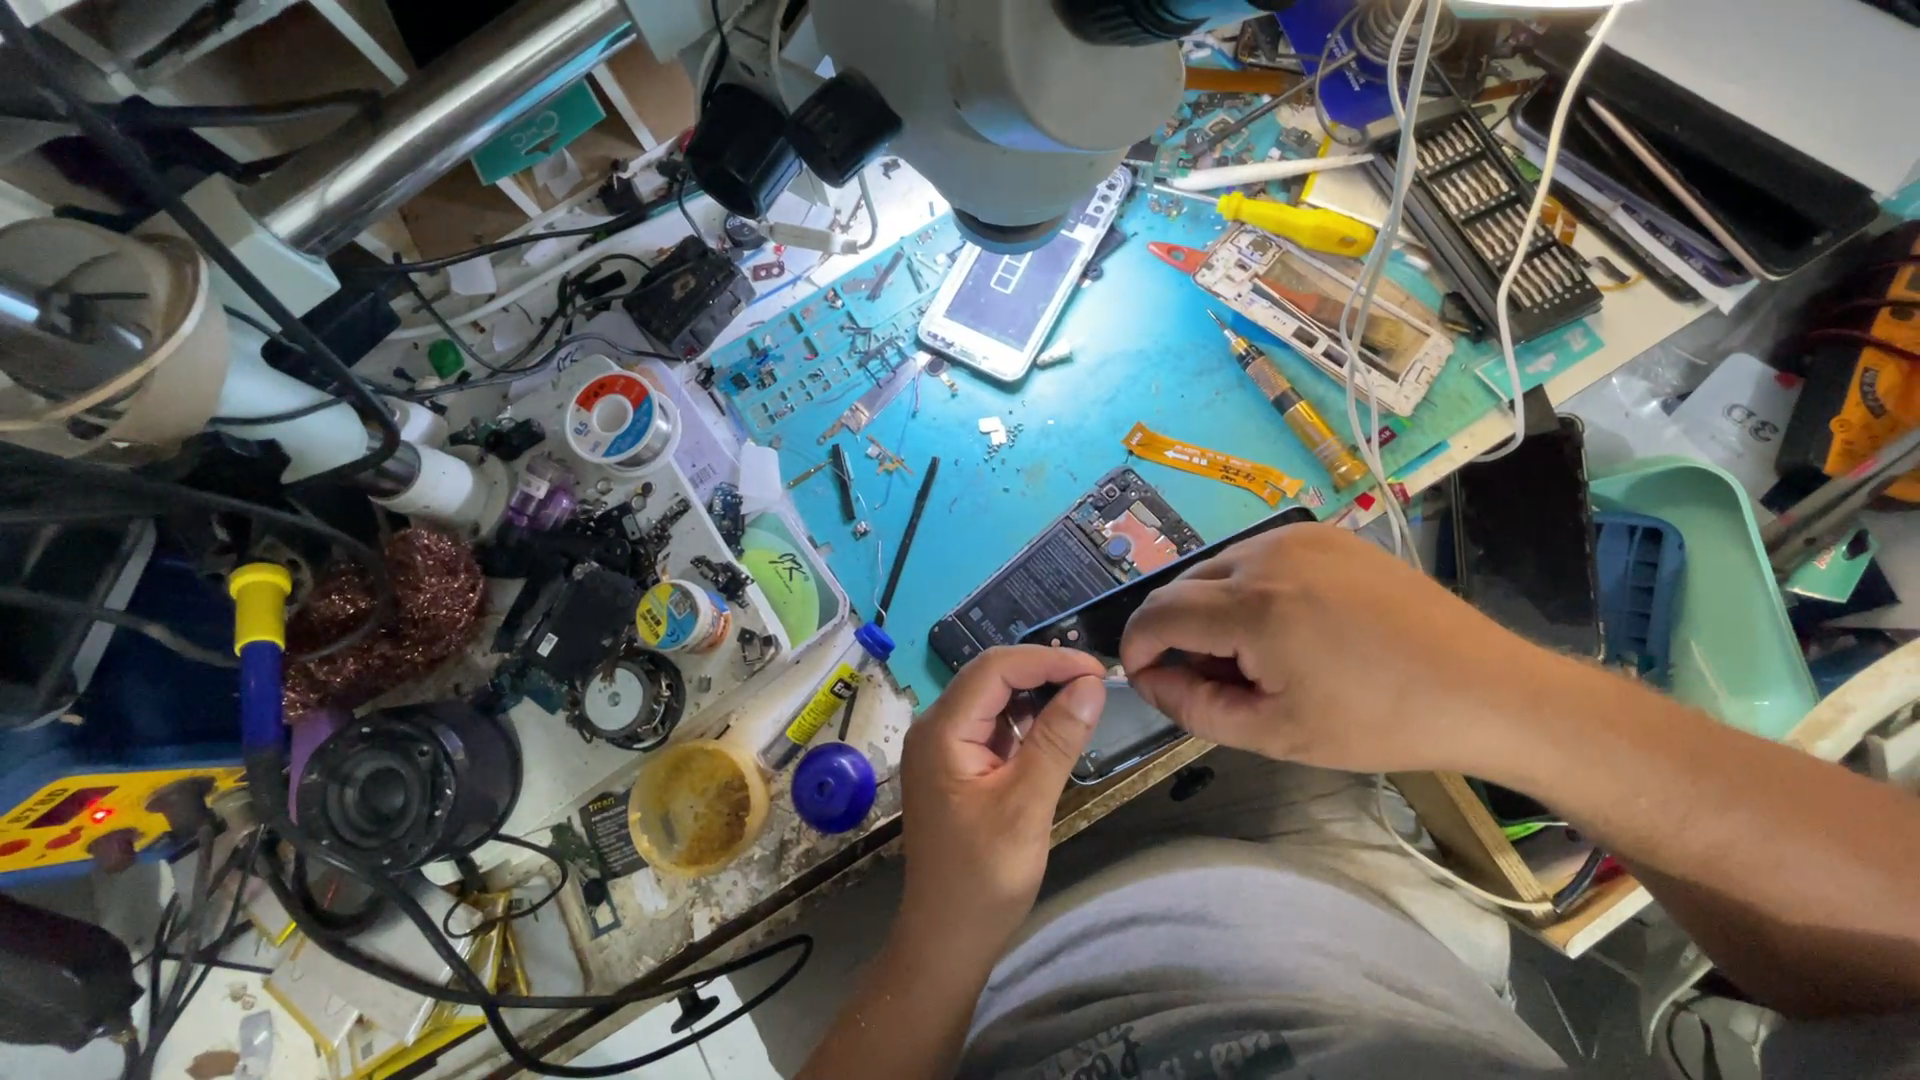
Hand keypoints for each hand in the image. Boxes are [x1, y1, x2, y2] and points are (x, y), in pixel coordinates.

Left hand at [898, 646, 1106, 953]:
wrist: (946, 936)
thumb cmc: (983, 877)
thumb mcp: (1026, 805)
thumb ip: (1057, 740)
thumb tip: (1091, 685)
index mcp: (941, 731)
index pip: (995, 668)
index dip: (1047, 660)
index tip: (1097, 670)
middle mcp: (935, 728)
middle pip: (990, 676)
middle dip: (1043, 672)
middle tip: (1096, 683)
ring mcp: (943, 747)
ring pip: (992, 698)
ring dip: (1036, 693)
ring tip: (1083, 699)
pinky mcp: (956, 765)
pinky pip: (992, 726)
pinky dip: (1025, 721)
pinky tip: (1055, 727)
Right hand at [1120, 523, 1577, 777]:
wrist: (1484, 688)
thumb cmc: (1379, 721)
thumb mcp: (1275, 733)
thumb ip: (1194, 707)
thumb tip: (1149, 679)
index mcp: (1253, 606)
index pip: (1157, 613)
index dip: (1137, 647)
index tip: (1146, 678)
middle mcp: (1268, 554)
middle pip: (1183, 587)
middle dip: (1178, 633)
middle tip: (1214, 679)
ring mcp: (1301, 536)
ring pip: (1219, 569)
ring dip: (1213, 609)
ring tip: (1257, 655)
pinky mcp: (1329, 534)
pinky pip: (1260, 556)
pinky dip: (1250, 588)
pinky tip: (1289, 625)